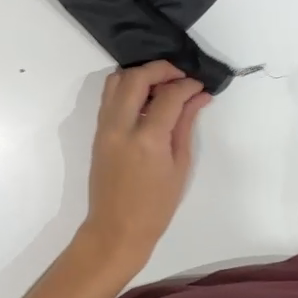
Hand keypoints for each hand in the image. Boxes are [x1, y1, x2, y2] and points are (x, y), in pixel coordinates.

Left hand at [78, 61, 209, 269]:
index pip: (168, 95)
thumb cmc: (155, 206)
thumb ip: (185, 125)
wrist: (116, 228)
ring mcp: (104, 128)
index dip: (187, 85)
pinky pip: (109, 98)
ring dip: (139, 75)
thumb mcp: (179, 166)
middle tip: (180, 77)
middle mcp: (121, 127)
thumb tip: (198, 96)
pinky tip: (146, 100)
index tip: (199, 86)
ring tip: (161, 86)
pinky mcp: (97, 132)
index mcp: (147, 139)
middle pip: (136, 77)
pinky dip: (127, 89)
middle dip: (160, 69)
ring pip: (115, 81)